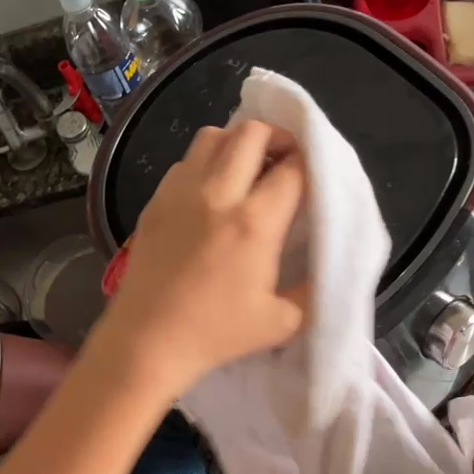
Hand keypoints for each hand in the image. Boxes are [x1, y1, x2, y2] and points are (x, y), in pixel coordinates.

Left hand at [93, 121, 306, 392]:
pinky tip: (211, 190)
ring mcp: (180, 193)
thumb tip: (326, 267)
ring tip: (248, 167)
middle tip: (285, 159)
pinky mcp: (155, 201)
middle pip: (252, 133)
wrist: (147, 341)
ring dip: (238, 142)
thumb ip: (311, 289)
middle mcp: (217, 194)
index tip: (315, 177)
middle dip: (277, 137)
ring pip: (213, 135)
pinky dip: (206, 162)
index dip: (311, 164)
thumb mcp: (282, 321)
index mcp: (254, 222)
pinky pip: (186, 161)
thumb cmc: (215, 334)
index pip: (293, 168)